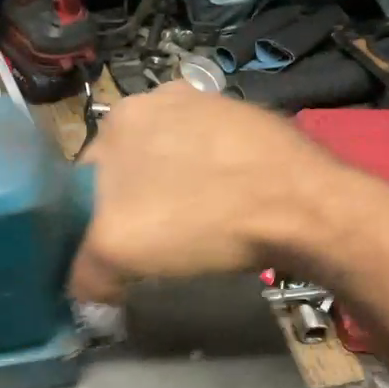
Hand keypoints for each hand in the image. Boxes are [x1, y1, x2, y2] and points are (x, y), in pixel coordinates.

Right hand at [70, 83, 364, 302]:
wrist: (305, 207)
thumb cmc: (199, 219)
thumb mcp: (117, 254)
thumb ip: (83, 273)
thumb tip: (83, 289)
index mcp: (118, 116)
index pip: (85, 178)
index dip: (93, 220)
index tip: (116, 250)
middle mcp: (159, 97)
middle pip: (130, 167)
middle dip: (136, 203)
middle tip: (158, 243)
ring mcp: (211, 103)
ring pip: (172, 162)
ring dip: (176, 192)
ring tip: (198, 228)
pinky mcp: (252, 120)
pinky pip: (215, 158)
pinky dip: (214, 183)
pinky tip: (229, 210)